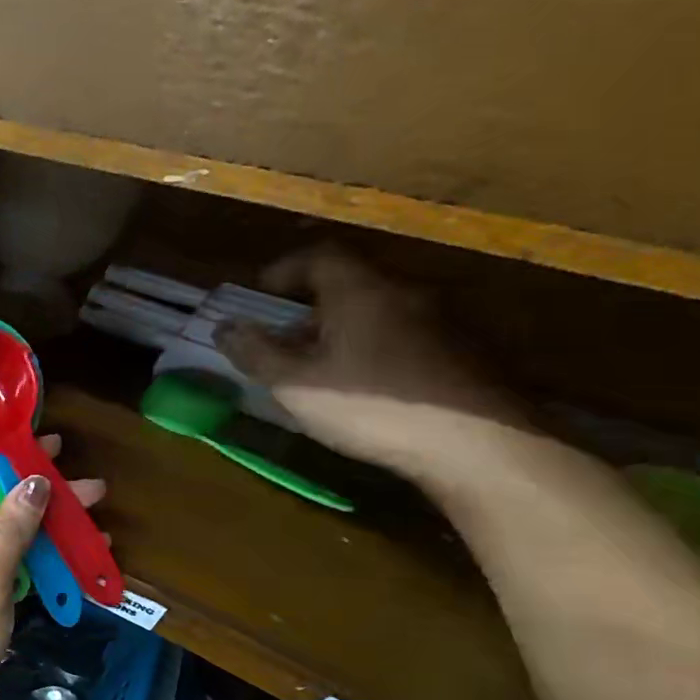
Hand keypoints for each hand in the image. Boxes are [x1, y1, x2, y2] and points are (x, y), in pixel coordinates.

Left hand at [0, 435, 105, 699]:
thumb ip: (13, 530)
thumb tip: (34, 481)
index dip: (18, 462)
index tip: (56, 448)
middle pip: (0, 508)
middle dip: (46, 502)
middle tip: (96, 493)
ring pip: (9, 539)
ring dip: (48, 536)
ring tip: (94, 529)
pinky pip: (7, 568)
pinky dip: (37, 565)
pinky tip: (72, 564)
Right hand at [215, 244, 525, 479]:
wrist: (475, 443)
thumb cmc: (370, 406)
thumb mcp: (296, 385)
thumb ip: (256, 354)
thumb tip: (224, 328)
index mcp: (361, 292)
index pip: (319, 256)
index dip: (283, 270)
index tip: (258, 296)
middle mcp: (404, 293)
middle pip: (348, 283)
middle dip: (306, 307)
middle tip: (280, 340)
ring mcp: (439, 320)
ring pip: (374, 310)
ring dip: (338, 330)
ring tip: (315, 369)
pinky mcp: (459, 350)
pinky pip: (399, 334)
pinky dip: (368, 347)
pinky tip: (360, 387)